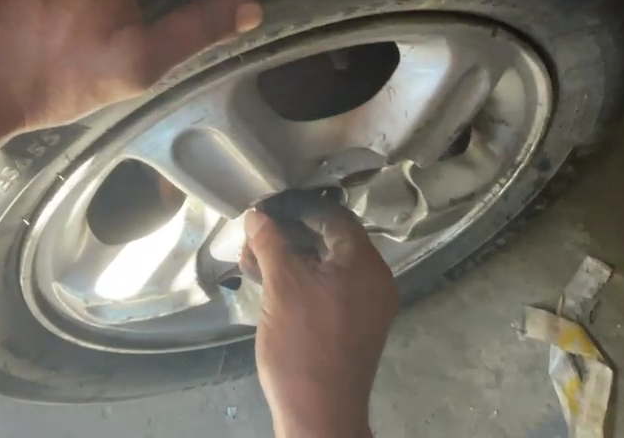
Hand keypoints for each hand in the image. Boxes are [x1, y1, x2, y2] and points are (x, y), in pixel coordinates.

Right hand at [242, 205, 397, 437]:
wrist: (319, 419)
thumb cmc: (303, 344)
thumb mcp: (282, 285)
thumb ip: (270, 242)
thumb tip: (257, 214)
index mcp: (365, 263)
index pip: (334, 216)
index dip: (298, 207)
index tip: (269, 206)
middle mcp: (372, 280)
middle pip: (328, 240)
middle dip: (287, 235)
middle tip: (254, 235)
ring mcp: (364, 305)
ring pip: (324, 266)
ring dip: (288, 258)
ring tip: (250, 260)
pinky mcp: (351, 326)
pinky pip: (327, 289)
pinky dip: (299, 281)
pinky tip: (266, 281)